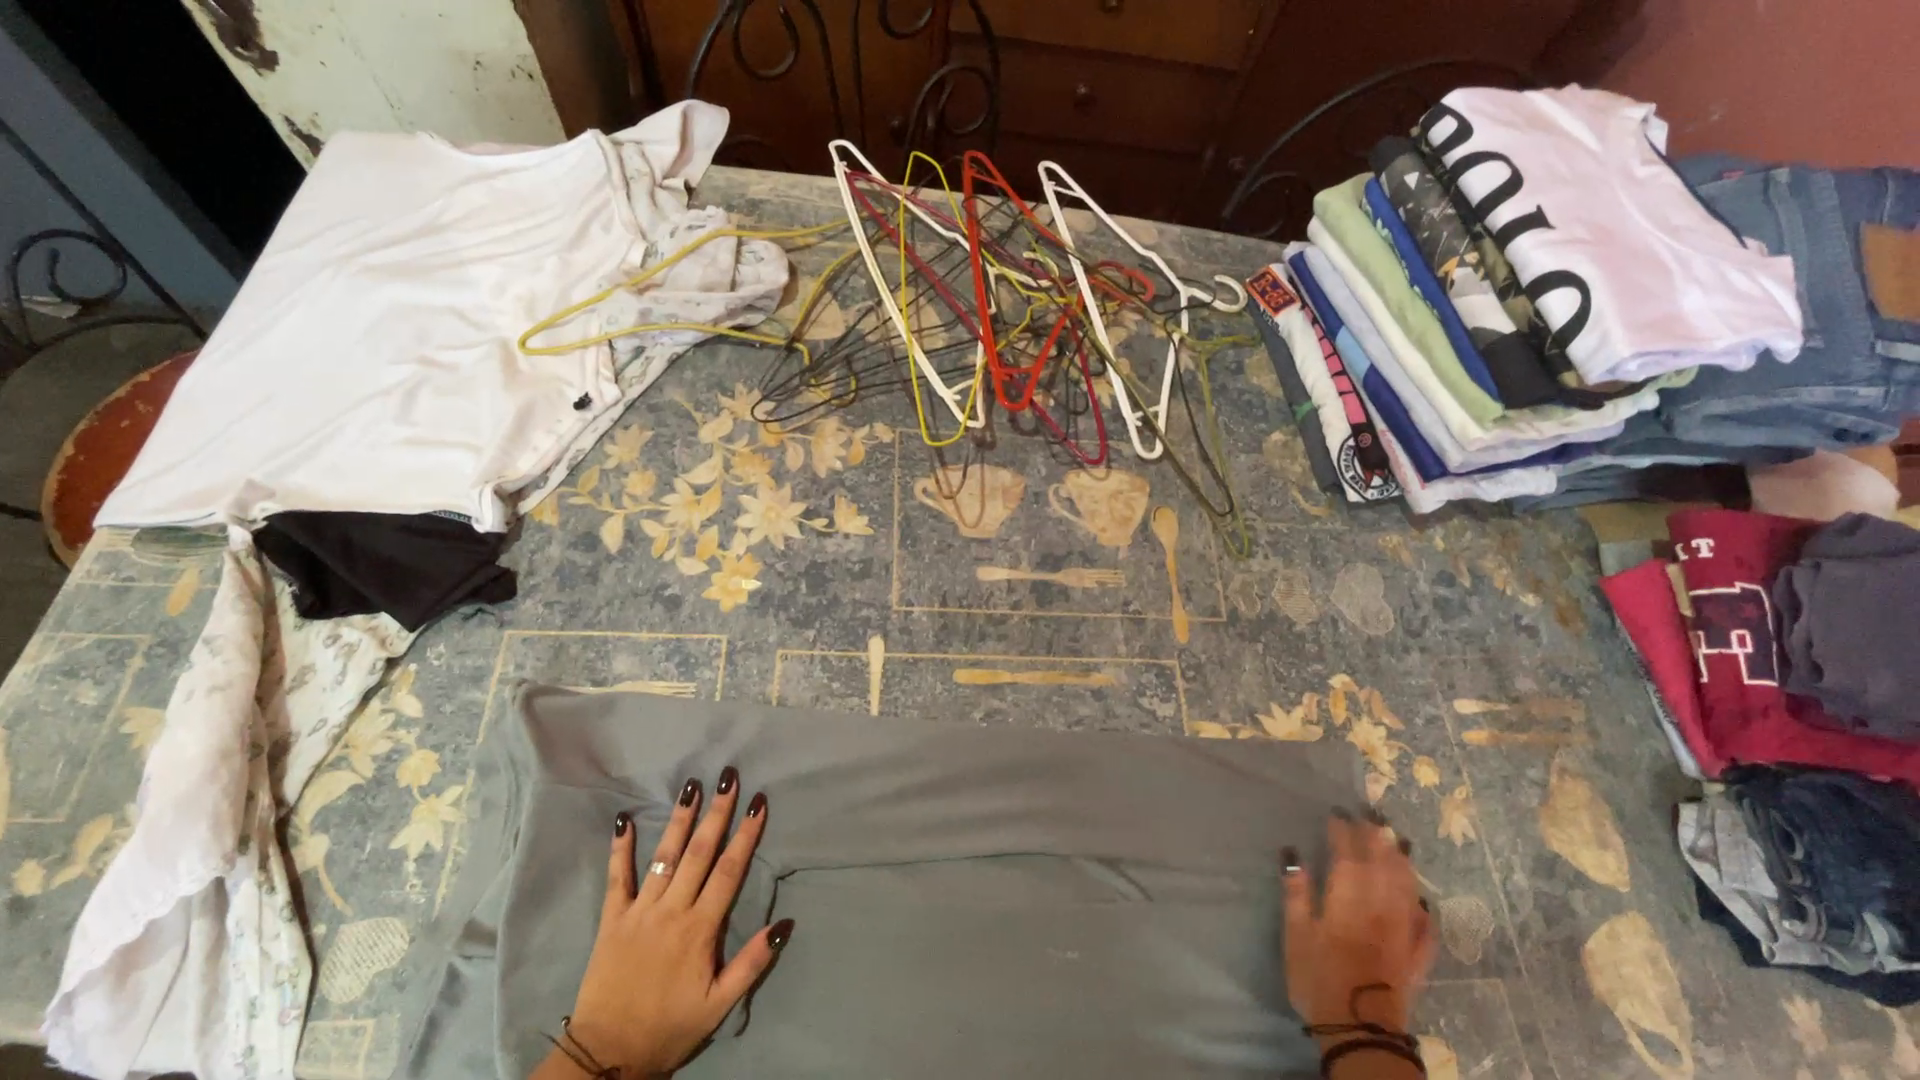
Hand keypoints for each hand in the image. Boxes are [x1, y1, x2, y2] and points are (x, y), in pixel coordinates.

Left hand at [543, 768, 791, 1079]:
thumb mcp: (720, 1004)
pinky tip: (624, 820)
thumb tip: (784, 924)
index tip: (758, 803)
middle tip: (727, 778)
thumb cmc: (671, 1027)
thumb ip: (751, 962)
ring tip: (691, 786)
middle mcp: (672, 910)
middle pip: (700, 853)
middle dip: (716, 813)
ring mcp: (639, 911)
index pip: (729, 871)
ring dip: (680, 820)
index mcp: (701, 928)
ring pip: (664, 856)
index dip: (746, 835)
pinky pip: (617, 877)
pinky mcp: (612, 919)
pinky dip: (620, 848)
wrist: (607, 1052)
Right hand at [1282, 811, 1434, 1043]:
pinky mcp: (1418, 954)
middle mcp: (1381, 906)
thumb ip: (1296, 894)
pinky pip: (1425, 922)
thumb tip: (1292, 855)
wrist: (1361, 1029)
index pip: (1348, 854)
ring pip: (1407, 885)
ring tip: (1397, 840)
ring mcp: (1404, 929)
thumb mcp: (1296, 935)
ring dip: (1401, 859)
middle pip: (1382, 863)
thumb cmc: (1318, 978)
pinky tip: (1421, 898)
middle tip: (1370, 813)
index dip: (1343, 831)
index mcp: (1348, 897)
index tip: (1337, 812)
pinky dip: (1422, 904)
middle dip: (1375, 835)